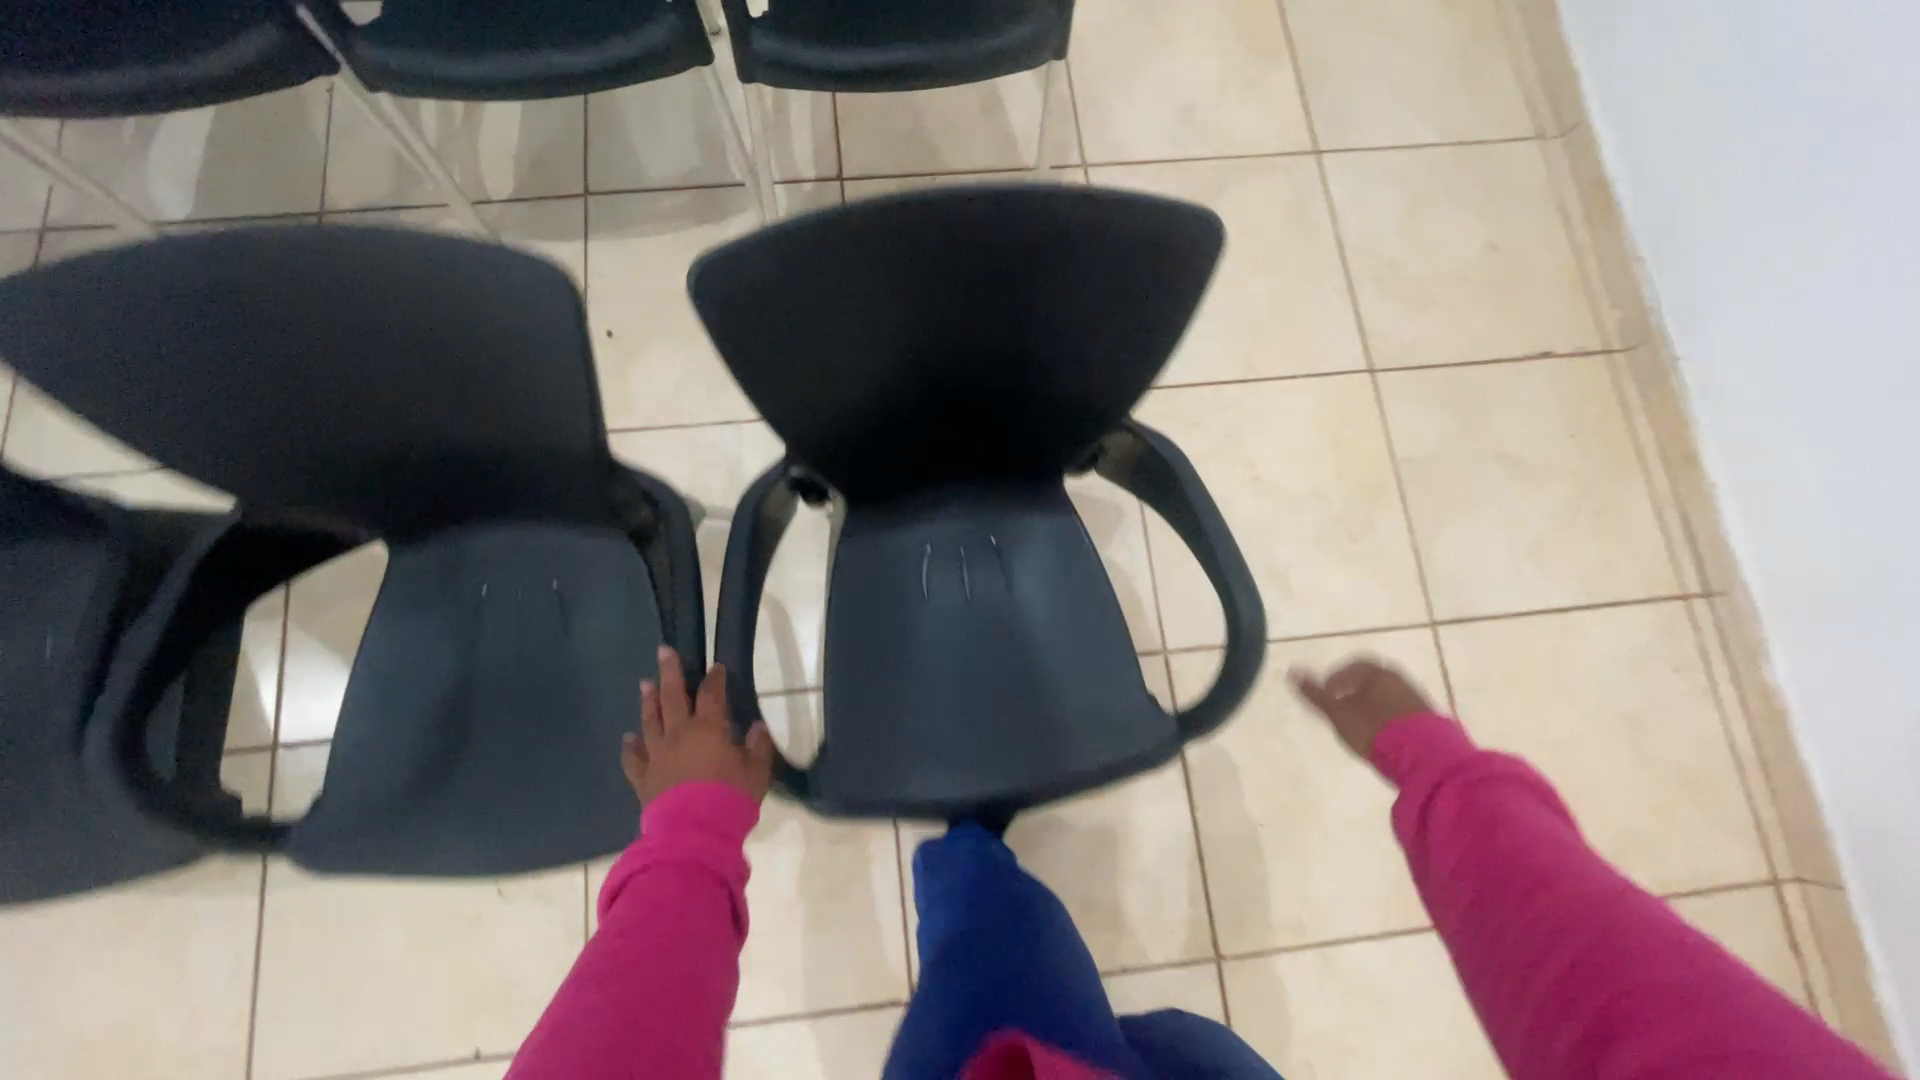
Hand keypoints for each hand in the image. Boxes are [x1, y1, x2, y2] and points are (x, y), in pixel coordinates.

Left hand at [622, 645, 774, 807]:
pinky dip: (630, 746)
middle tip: (663, 651)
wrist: (694, 833)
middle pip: (673, 697)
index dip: (714, 679)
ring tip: (645, 684)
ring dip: (648, 701)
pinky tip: (628, 737)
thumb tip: (756, 727)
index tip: (716, 667)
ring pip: (650, 720)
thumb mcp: (756, 772)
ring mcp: (658, 755)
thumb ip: (758, 747)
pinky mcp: (644, 778)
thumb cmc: (731, 798)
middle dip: (670, 672)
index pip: (711, 695)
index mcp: (709, 729)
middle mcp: (679, 734)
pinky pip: (633, 758)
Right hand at [1290, 657, 1436, 761]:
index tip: (1327, 698)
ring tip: (1361, 729)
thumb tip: (1292, 672)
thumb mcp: (1337, 713)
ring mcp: (1416, 698)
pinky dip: (1386, 719)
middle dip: (1353, 694)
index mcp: (1376, 672)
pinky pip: (1400, 711)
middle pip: (1370, 681)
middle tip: (1341, 713)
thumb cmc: (1374, 730)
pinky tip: (1382, 738)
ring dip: (1370, 708)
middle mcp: (1398, 679)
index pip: (1352, 666)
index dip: (1335, 679)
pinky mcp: (1428, 718)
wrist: (1426, 757)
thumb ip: (1315, 694)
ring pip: (1386, 696)